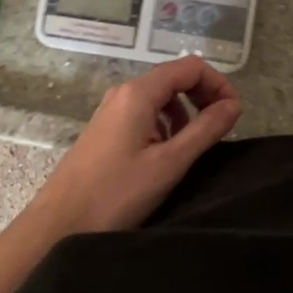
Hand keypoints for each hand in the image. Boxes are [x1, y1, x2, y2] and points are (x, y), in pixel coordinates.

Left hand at [29, 56, 240, 235]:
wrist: (57, 226)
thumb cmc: (115, 194)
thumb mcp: (168, 164)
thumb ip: (204, 131)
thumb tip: (233, 105)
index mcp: (139, 92)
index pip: (191, 66)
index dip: (218, 84)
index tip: (234, 115)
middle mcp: (124, 92)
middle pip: (175, 78)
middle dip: (203, 97)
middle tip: (221, 129)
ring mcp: (111, 110)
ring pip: (160, 97)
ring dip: (185, 113)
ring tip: (195, 147)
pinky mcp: (105, 129)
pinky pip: (144, 113)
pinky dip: (165, 125)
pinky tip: (166, 156)